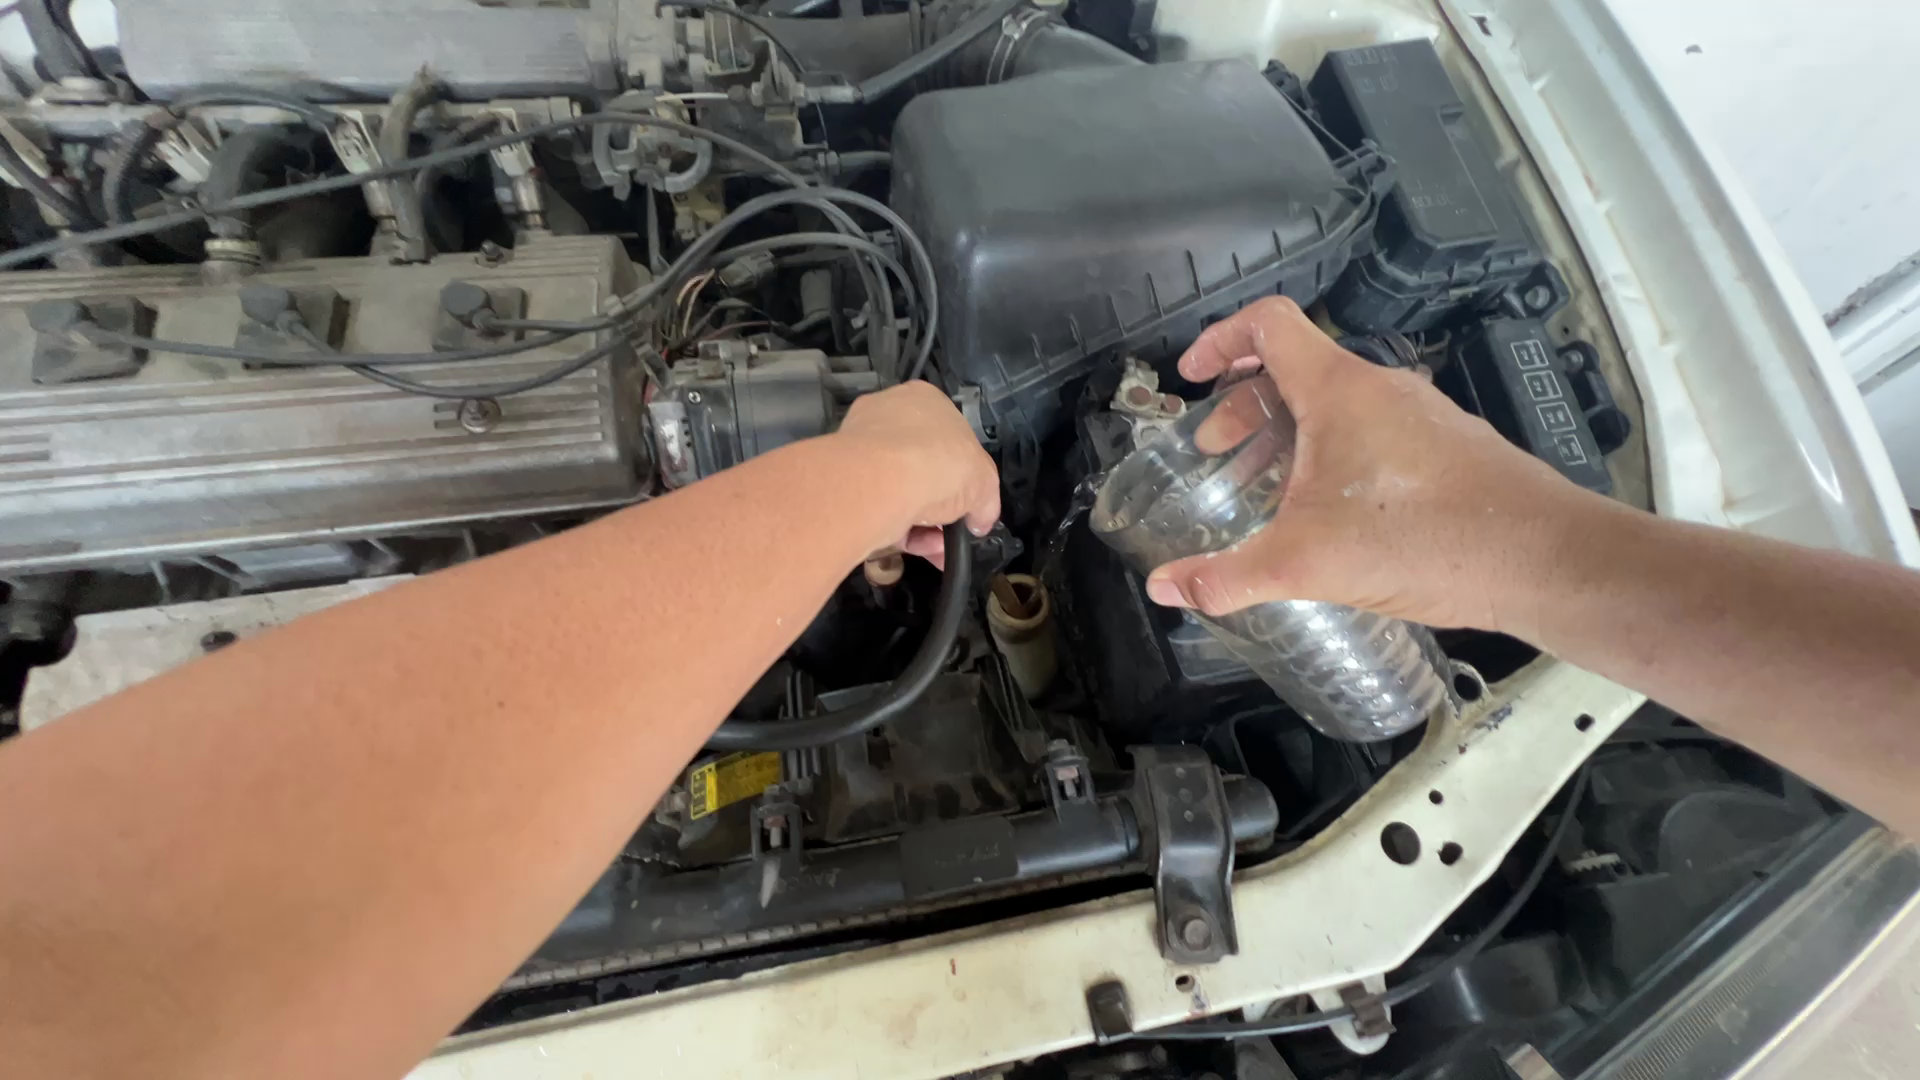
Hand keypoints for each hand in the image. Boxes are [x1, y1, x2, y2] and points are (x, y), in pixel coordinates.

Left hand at [832, 380, 1000, 565]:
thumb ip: (986, 501)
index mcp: (925, 400)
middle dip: (941, 505)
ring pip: (900, 491)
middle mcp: (890, 415)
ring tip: (938, 548)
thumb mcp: (985, 482)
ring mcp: (863, 446)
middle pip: (922, 466)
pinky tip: (918, 547)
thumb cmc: (939, 463)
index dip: (962, 473)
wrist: (882, 480)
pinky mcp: (846, 479)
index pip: (948, 436)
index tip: (967, 501)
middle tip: (952, 529)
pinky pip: (880, 506)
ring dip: (924, 525)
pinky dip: (900, 530)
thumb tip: (981, 520)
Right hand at [1144, 297, 1604, 633]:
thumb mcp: (1304, 562)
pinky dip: (1321, 450)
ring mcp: (1414, 415)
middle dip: (1239, 404)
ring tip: (1257, 483)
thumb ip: (1226, 575)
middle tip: (1214, 452)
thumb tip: (1164, 590)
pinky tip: (1319, 508)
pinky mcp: (1439, 446)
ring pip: (1328, 402)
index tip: (1190, 377)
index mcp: (1337, 389)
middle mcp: (1377, 387)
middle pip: (1291, 367)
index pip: (1268, 324)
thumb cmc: (1421, 538)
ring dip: (1280, 431)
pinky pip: (1363, 428)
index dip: (1218, 339)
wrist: (1551, 561)